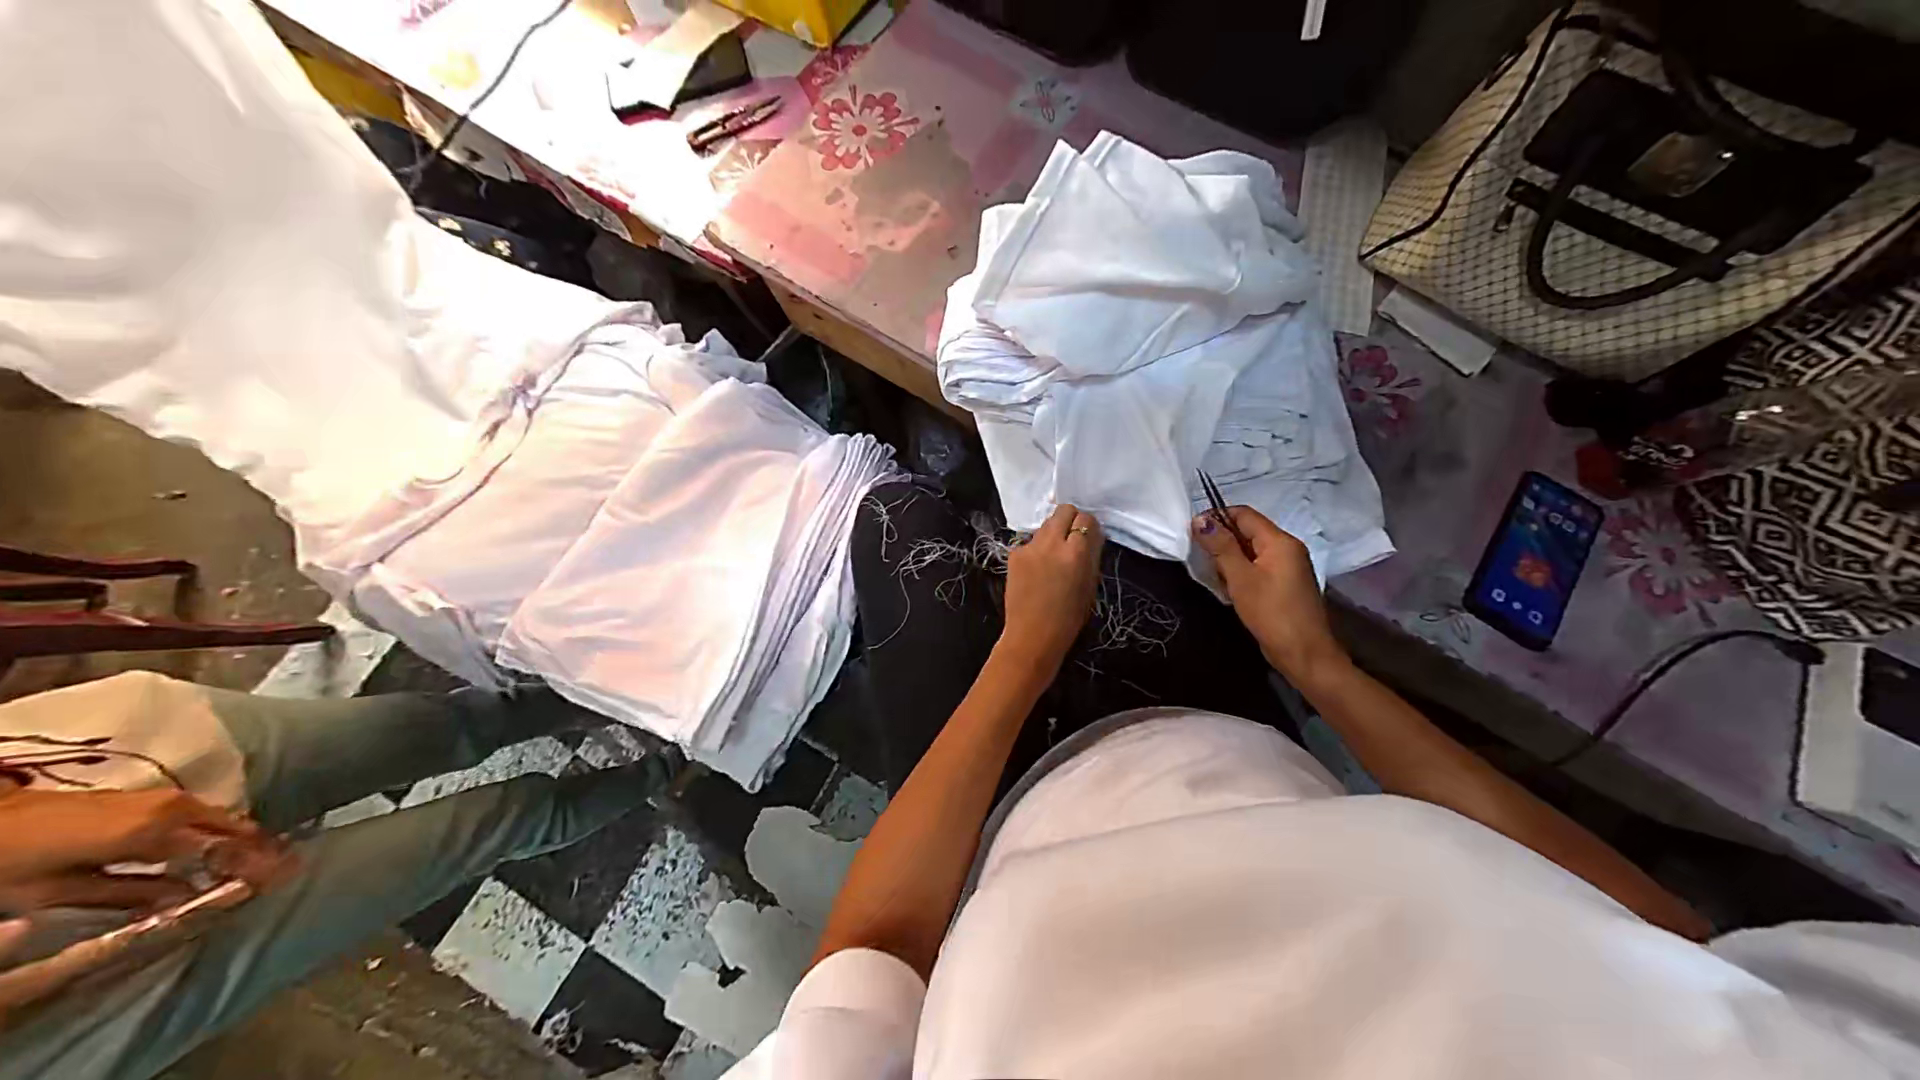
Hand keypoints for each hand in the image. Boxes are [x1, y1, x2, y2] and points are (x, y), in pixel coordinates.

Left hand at [0, 788, 293, 911]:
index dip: (252, 862)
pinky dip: (219, 830)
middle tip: (277, 869)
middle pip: (231, 826)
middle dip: (256, 847)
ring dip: (241, 838)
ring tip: (256, 860)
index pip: (222, 847)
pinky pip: (202, 814)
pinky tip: (220, 847)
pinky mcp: (158, 798)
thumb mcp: (56, 891)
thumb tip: (185, 899)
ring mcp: (167, 798)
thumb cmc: (14, 863)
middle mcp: (174, 808)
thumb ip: (125, 895)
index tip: (279, 876)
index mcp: (155, 831)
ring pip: (221, 818)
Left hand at [1000, 503, 1103, 670]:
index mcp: (1076, 553)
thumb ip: (1090, 556)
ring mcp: (1029, 547)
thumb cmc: (1068, 618)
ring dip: (1053, 534)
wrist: (1032, 636)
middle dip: (1070, 520)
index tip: (1089, 537)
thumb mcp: (1090, 586)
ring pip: (1045, 525)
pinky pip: (1030, 542)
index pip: (1086, 520)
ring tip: (1054, 556)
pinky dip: (1037, 549)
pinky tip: (1037, 569)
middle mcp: (1051, 543)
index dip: (1089, 527)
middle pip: (1063, 511)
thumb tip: (1091, 537)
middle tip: (1072, 539)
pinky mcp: (1014, 554)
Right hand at [1191, 506, 1346, 682]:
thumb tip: (1200, 520)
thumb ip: (1221, 546)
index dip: (1217, 517)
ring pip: (1251, 550)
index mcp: (1280, 541)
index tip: (1193, 531)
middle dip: (1222, 540)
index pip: (1244, 514)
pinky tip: (1229, 588)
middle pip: (1248, 531)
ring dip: (1229, 558)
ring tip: (1214, 576)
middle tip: (1201, 558)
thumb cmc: (1271, 612)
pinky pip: (1258, 566)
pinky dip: (1241, 571)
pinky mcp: (1284, 583)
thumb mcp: (1240, 578)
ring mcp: (1288, 566)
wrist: (1304, 653)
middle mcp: (1287, 548)